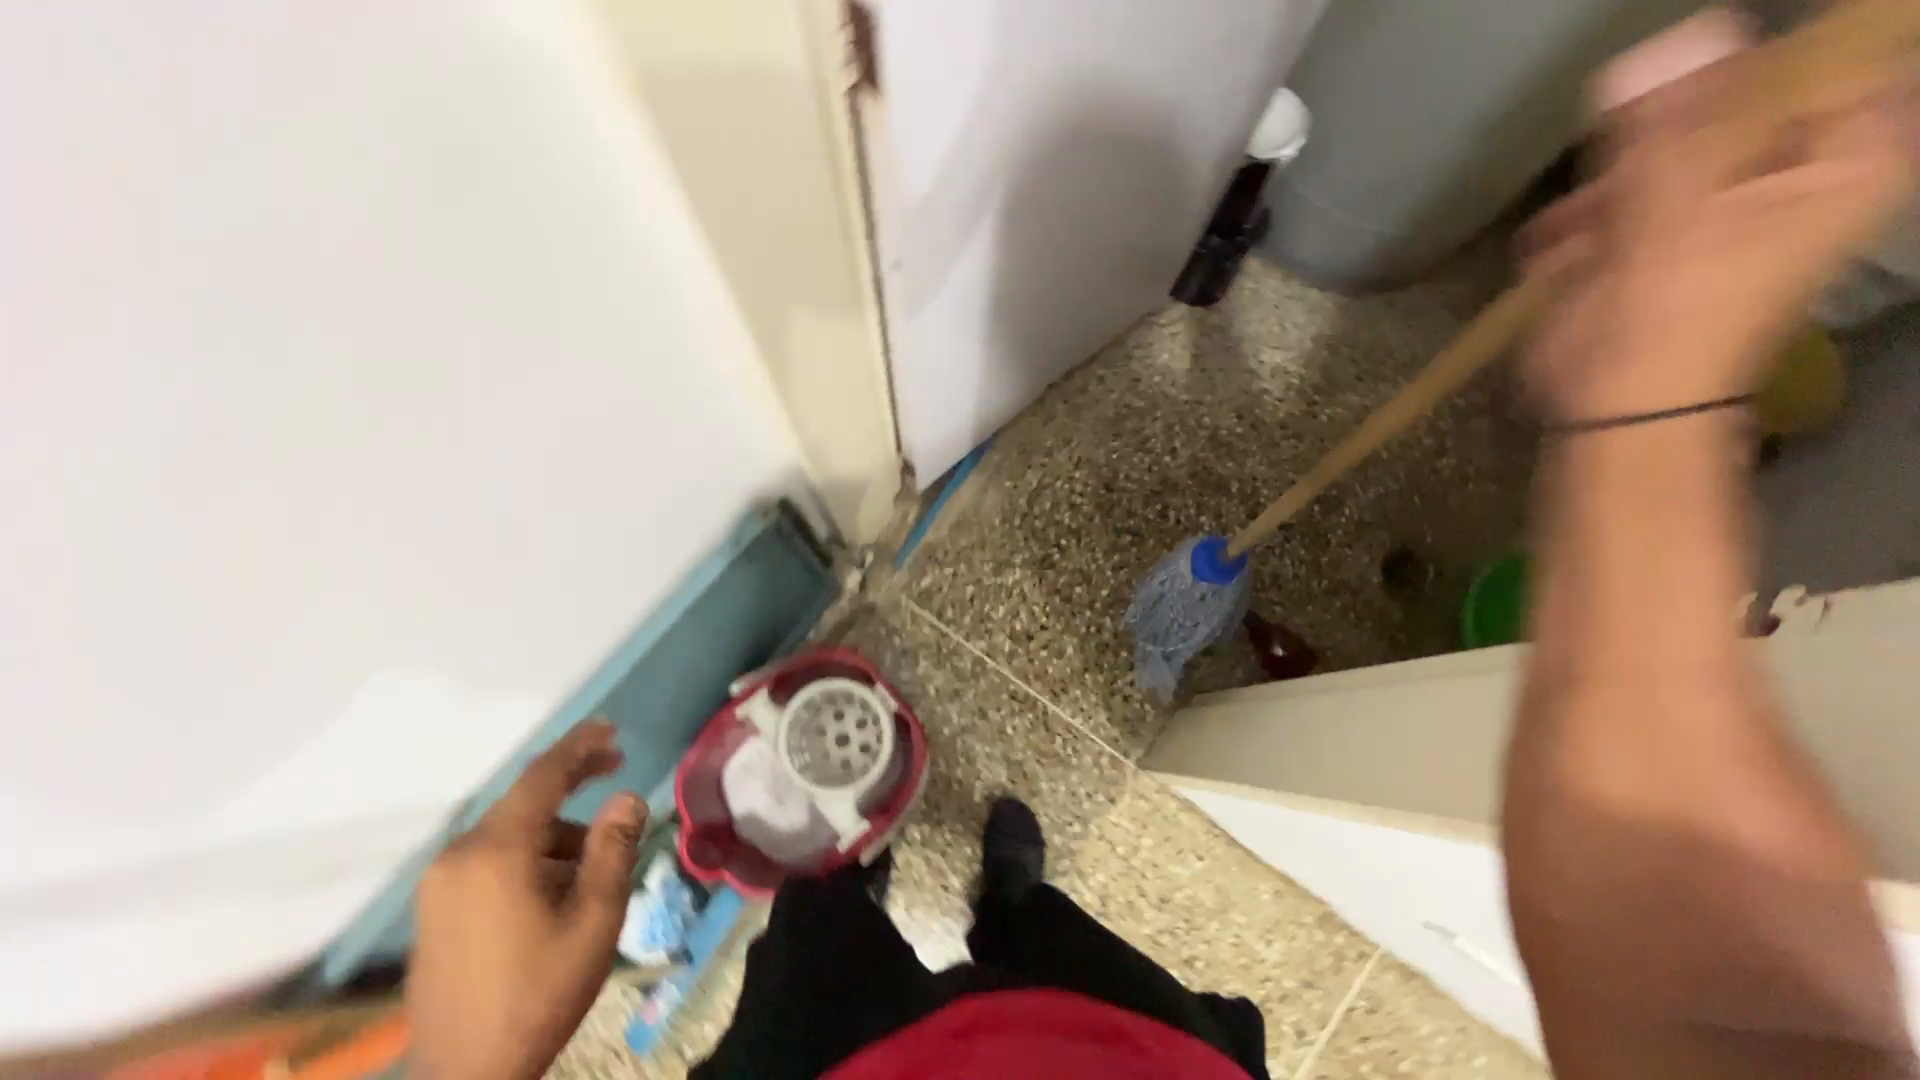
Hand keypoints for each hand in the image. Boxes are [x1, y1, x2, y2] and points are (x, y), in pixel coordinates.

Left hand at [407, 720, 646, 1079]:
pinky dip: (528, 855)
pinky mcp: (434, 909)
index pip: (542, 777)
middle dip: (571, 782)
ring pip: (508, 834)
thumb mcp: (594, 920)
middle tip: (616, 768)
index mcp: (496, 852)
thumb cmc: (539, 993)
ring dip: (554, 831)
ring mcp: (440, 884)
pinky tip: (555, 888)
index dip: (579, 747)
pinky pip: (488, 859)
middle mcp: (459, 856)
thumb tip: (627, 797)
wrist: (465, 1075)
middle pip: (523, 800)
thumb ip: (613, 850)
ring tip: (595, 863)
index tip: (610, 728)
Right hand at [1521, 9, 1915, 420]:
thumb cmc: (1664, 318)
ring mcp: (1719, 208)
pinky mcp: (1660, 239)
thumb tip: (1670, 38)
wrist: (1613, 407)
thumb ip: (1673, 123)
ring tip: (1580, 231)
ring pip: (1667, 149)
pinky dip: (1588, 217)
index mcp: (1840, 165)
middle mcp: (1791, 176)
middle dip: (1659, 137)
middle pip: (1734, 104)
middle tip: (1621, 181)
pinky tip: (1565, 251)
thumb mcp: (1672, 212)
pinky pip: (1625, 194)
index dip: (1758, 62)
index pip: (1829, 65)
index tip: (1677, 87)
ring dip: (1611, 184)